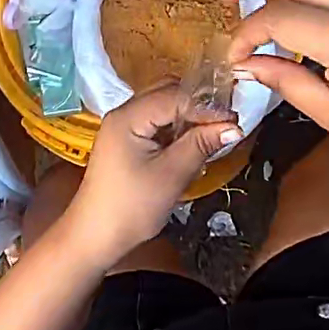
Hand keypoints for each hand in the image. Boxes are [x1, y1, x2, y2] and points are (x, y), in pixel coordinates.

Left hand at [57, 84, 241, 266]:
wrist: (93, 237)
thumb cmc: (131, 208)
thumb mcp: (171, 175)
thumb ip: (201, 145)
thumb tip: (234, 127)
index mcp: (129, 116)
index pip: (175, 96)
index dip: (207, 106)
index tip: (235, 120)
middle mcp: (124, 113)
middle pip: (167, 92)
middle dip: (198, 104)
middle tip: (227, 120)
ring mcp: (123, 126)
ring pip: (162, 106)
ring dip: (188, 114)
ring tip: (215, 129)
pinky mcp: (127, 140)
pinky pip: (157, 121)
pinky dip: (177, 125)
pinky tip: (194, 139)